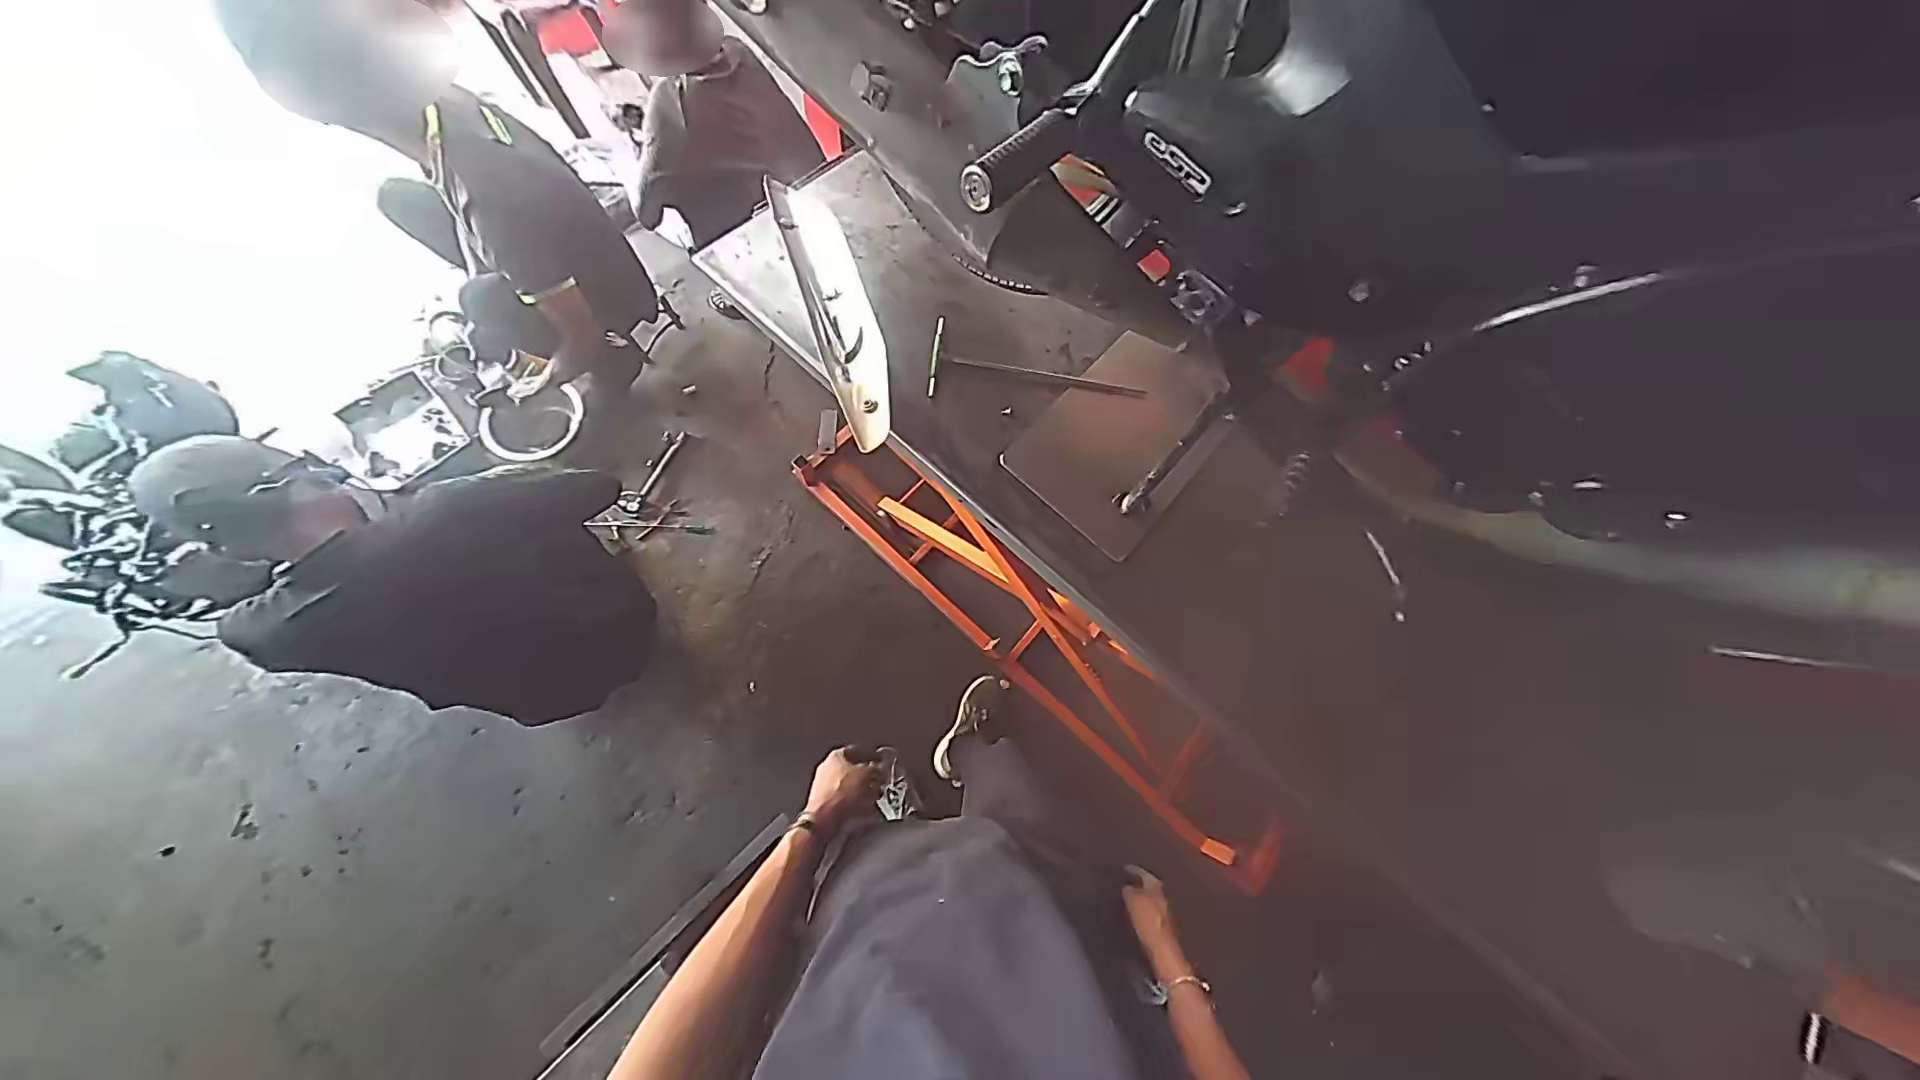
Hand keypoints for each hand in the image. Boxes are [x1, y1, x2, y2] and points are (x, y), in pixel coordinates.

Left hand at [803, 747, 880, 832]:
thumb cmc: (844, 793)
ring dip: (863, 792)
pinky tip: (865, 810)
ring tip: (875, 798)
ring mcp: (823, 787)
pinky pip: (844, 801)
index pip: (858, 750)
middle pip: (853, 769)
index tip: (883, 762)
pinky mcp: (823, 805)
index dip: (873, 756)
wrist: (823, 821)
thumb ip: (878, 769)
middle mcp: (827, 768)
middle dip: (868, 777)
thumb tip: (881, 770)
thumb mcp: (869, 775)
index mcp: (836, 755)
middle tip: (880, 782)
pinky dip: (855, 804)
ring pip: (849, 786)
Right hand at [1122, 866, 1189, 978]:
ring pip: (1150, 901)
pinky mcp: (1162, 929)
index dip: (1133, 870)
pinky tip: (1133, 916)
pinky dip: (1142, 912)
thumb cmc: (1149, 922)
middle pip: (1149, 887)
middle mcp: (1163, 897)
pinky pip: (1149, 914)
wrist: (1163, 952)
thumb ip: (1129, 890)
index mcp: (1157, 887)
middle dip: (1138, 884)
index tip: (1124, 869)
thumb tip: (1127, 886)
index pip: (1144, 873)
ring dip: (1140, 899)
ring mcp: (1164, 914)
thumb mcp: (1133, 900)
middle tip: (1123, 883)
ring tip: (1125, 900)